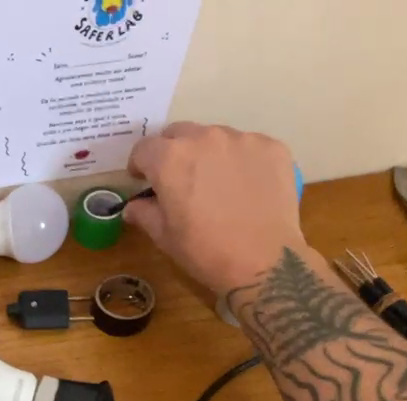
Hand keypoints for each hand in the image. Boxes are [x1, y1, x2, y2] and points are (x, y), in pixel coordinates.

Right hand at [126, 123, 304, 294]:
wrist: (262, 260)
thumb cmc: (204, 251)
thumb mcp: (164, 237)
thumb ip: (144, 213)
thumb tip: (133, 206)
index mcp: (171, 159)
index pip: (144, 148)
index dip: (139, 165)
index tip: (142, 179)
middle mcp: (205, 138)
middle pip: (179, 133)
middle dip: (172, 152)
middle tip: (177, 179)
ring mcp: (243, 139)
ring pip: (215, 137)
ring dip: (207, 154)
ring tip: (215, 185)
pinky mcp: (272, 146)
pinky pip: (247, 147)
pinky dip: (239, 161)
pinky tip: (244, 188)